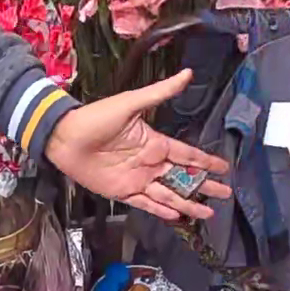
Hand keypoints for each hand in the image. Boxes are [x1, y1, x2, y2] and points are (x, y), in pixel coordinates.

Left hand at [44, 69, 231, 221]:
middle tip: (225, 193)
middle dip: (205, 186)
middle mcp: (150, 163)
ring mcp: (138, 179)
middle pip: (184, 178)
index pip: (188, 154)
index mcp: (155, 143)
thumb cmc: (95, 118)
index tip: (225, 168)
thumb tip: (187, 74)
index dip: (207, 161)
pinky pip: (146, 204)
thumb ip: (160, 92)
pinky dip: (162, 211)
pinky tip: (177, 216)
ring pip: (169, 194)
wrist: (64, 138)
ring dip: (188, 203)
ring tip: (207, 212)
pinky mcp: (123, 192)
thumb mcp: (131, 103)